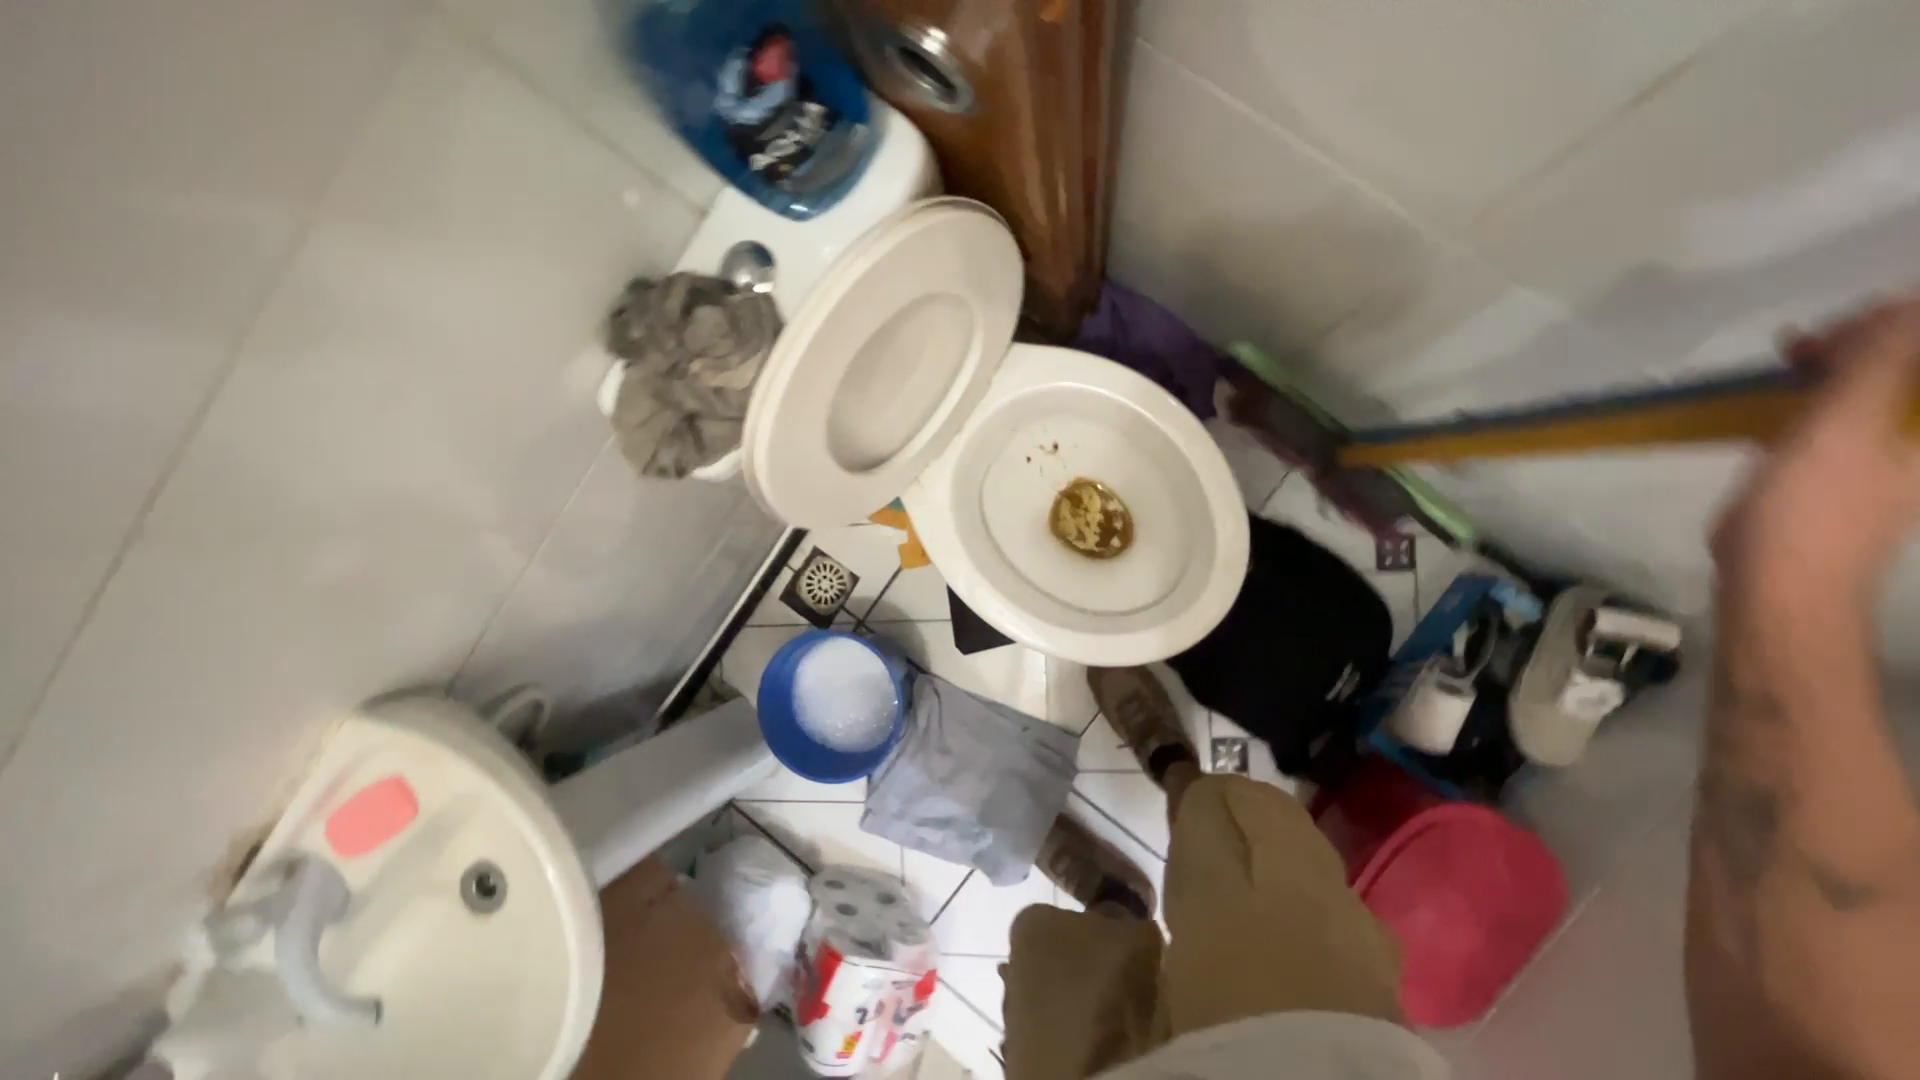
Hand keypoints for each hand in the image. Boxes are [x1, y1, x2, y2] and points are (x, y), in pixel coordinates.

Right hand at [1714, 294, 1919, 605]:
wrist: (1781, 590)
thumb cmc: (1811, 512)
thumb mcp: (1841, 427)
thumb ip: (1878, 360)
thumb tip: (1900, 305)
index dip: (1895, 325)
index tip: (1839, 331)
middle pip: (1907, 367)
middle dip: (1868, 340)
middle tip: (1804, 345)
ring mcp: (1896, 458)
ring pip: (1882, 386)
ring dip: (1843, 364)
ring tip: (1793, 361)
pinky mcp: (1854, 473)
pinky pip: (1853, 412)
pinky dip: (1826, 394)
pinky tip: (1789, 397)